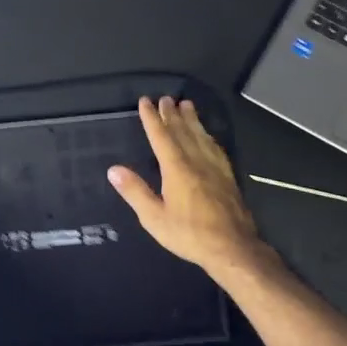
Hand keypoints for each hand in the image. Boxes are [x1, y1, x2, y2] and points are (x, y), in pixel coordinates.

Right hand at [108, 97, 265, 274]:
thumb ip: (135, 192)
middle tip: (165, 98)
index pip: (162, 137)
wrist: (232, 247)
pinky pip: (215, 148)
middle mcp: (197, 161)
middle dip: (172, 114)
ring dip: (192, 120)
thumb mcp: (154, 217)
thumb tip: (114, 169)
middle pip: (183, 131)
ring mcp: (215, 168)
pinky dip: (208, 136)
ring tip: (187, 105)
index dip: (152, 119)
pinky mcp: (228, 176)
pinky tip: (208, 136)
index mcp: (177, 169)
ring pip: (202, 136)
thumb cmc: (189, 234)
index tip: (145, 101)